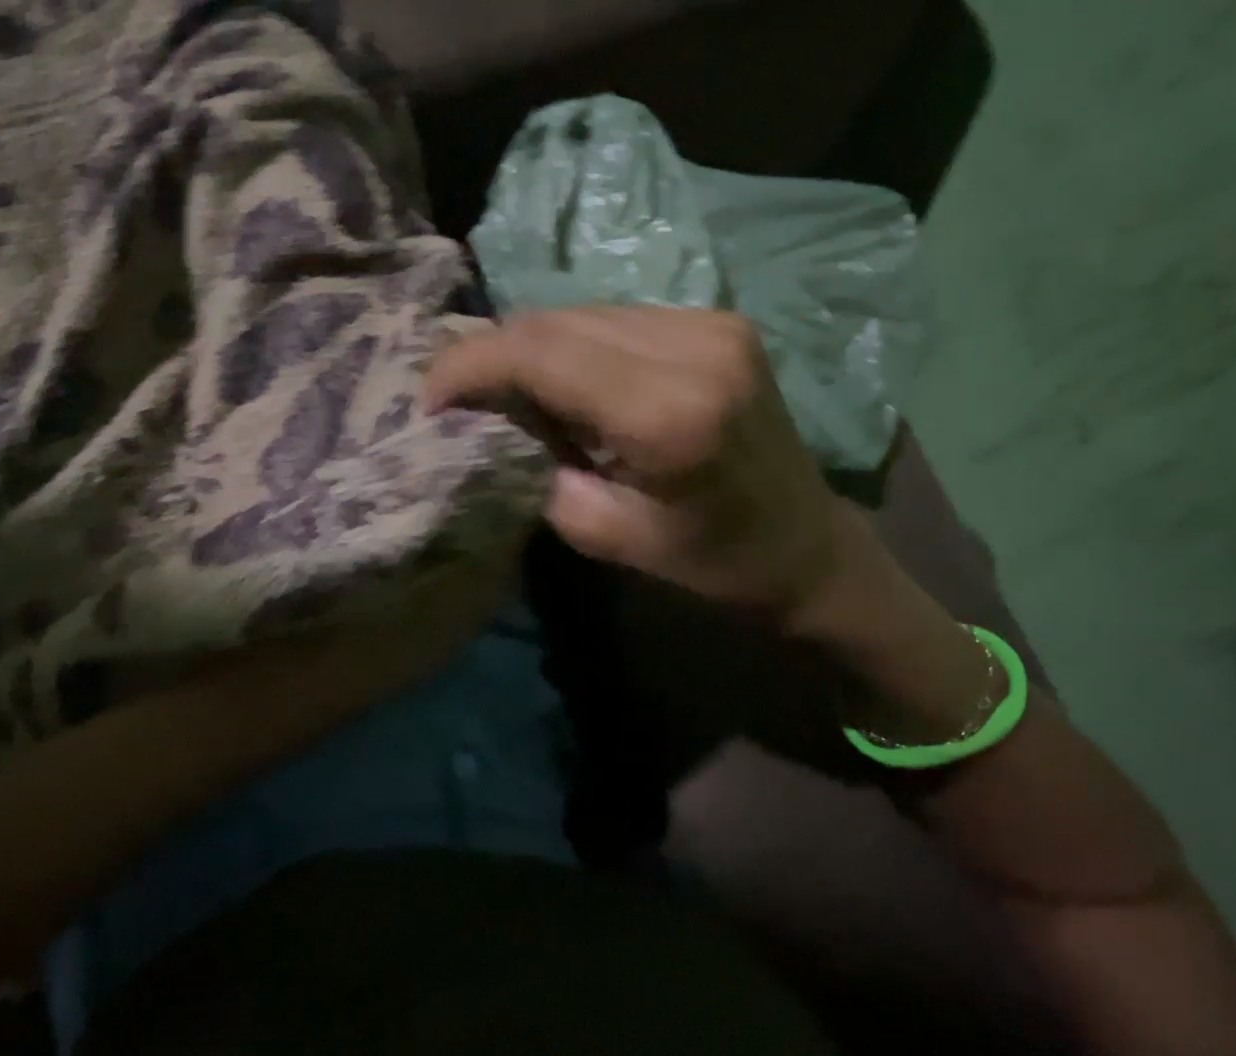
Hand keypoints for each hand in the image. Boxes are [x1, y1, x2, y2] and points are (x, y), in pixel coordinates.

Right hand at [426, 308, 848, 614]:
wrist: (806, 545)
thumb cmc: (713, 562)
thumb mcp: (610, 537)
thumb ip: (539, 472)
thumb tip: (489, 425)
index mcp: (669, 413)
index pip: (541, 353)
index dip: (469, 364)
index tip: (428, 398)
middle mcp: (694, 346)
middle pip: (556, 322)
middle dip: (493, 354)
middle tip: (458, 399)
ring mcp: (711, 324)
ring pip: (582, 312)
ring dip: (532, 348)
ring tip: (507, 395)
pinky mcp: (717, 320)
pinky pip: (616, 318)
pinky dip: (574, 346)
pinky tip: (566, 383)